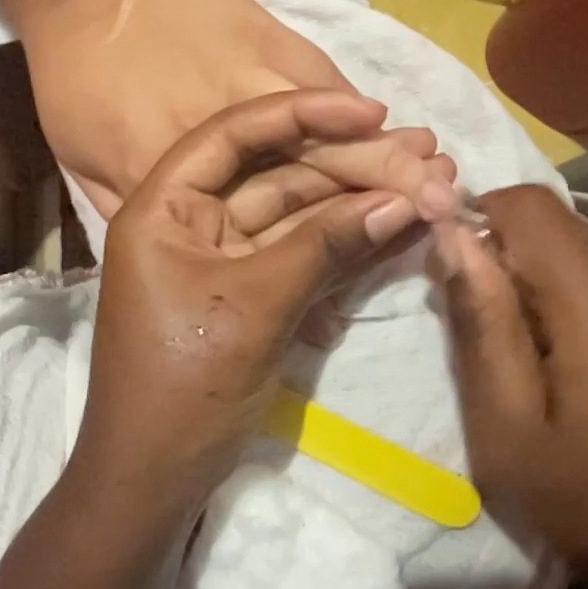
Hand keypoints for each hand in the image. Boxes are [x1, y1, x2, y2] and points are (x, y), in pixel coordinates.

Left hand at [18, 0, 457, 221]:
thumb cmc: (72, 72)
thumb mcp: (78, 156)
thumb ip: (125, 205)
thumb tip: (182, 250)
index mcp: (172, 165)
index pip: (257, 208)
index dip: (320, 226)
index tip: (366, 234)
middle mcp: (222, 123)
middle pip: (310, 166)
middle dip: (377, 184)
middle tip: (439, 199)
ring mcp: (248, 74)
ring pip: (323, 124)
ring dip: (378, 146)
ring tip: (430, 159)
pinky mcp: (265, 35)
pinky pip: (316, 75)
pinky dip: (347, 104)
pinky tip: (380, 123)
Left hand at [76, 90, 435, 503]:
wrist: (154, 476)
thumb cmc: (183, 383)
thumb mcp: (253, 306)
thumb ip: (324, 246)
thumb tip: (403, 200)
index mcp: (164, 205)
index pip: (235, 134)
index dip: (304, 114)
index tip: (373, 112)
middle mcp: (192, 220)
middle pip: (278, 174)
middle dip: (351, 165)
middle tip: (427, 157)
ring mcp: (225, 258)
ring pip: (299, 215)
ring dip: (360, 203)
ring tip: (433, 185)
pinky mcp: (252, 294)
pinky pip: (303, 256)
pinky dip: (348, 245)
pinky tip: (402, 228)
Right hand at [430, 185, 587, 588]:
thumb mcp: (517, 441)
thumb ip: (484, 334)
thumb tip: (454, 240)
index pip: (532, 205)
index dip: (480, 214)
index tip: (452, 272)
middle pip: (559, 255)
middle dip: (508, 291)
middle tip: (495, 378)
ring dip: (551, 329)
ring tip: (551, 414)